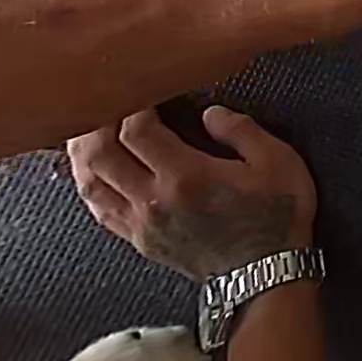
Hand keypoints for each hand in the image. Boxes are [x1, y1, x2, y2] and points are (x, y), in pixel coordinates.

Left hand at [69, 106, 316, 280]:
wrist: (265, 271)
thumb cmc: (278, 210)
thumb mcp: (278, 160)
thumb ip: (241, 131)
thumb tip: (209, 113)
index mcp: (186, 176)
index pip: (137, 132)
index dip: (136, 106)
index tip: (148, 88)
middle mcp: (152, 199)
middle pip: (100, 156)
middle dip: (98, 124)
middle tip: (107, 101)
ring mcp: (140, 224)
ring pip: (90, 184)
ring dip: (83, 153)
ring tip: (91, 129)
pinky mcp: (138, 240)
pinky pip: (99, 208)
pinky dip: (90, 182)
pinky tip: (95, 170)